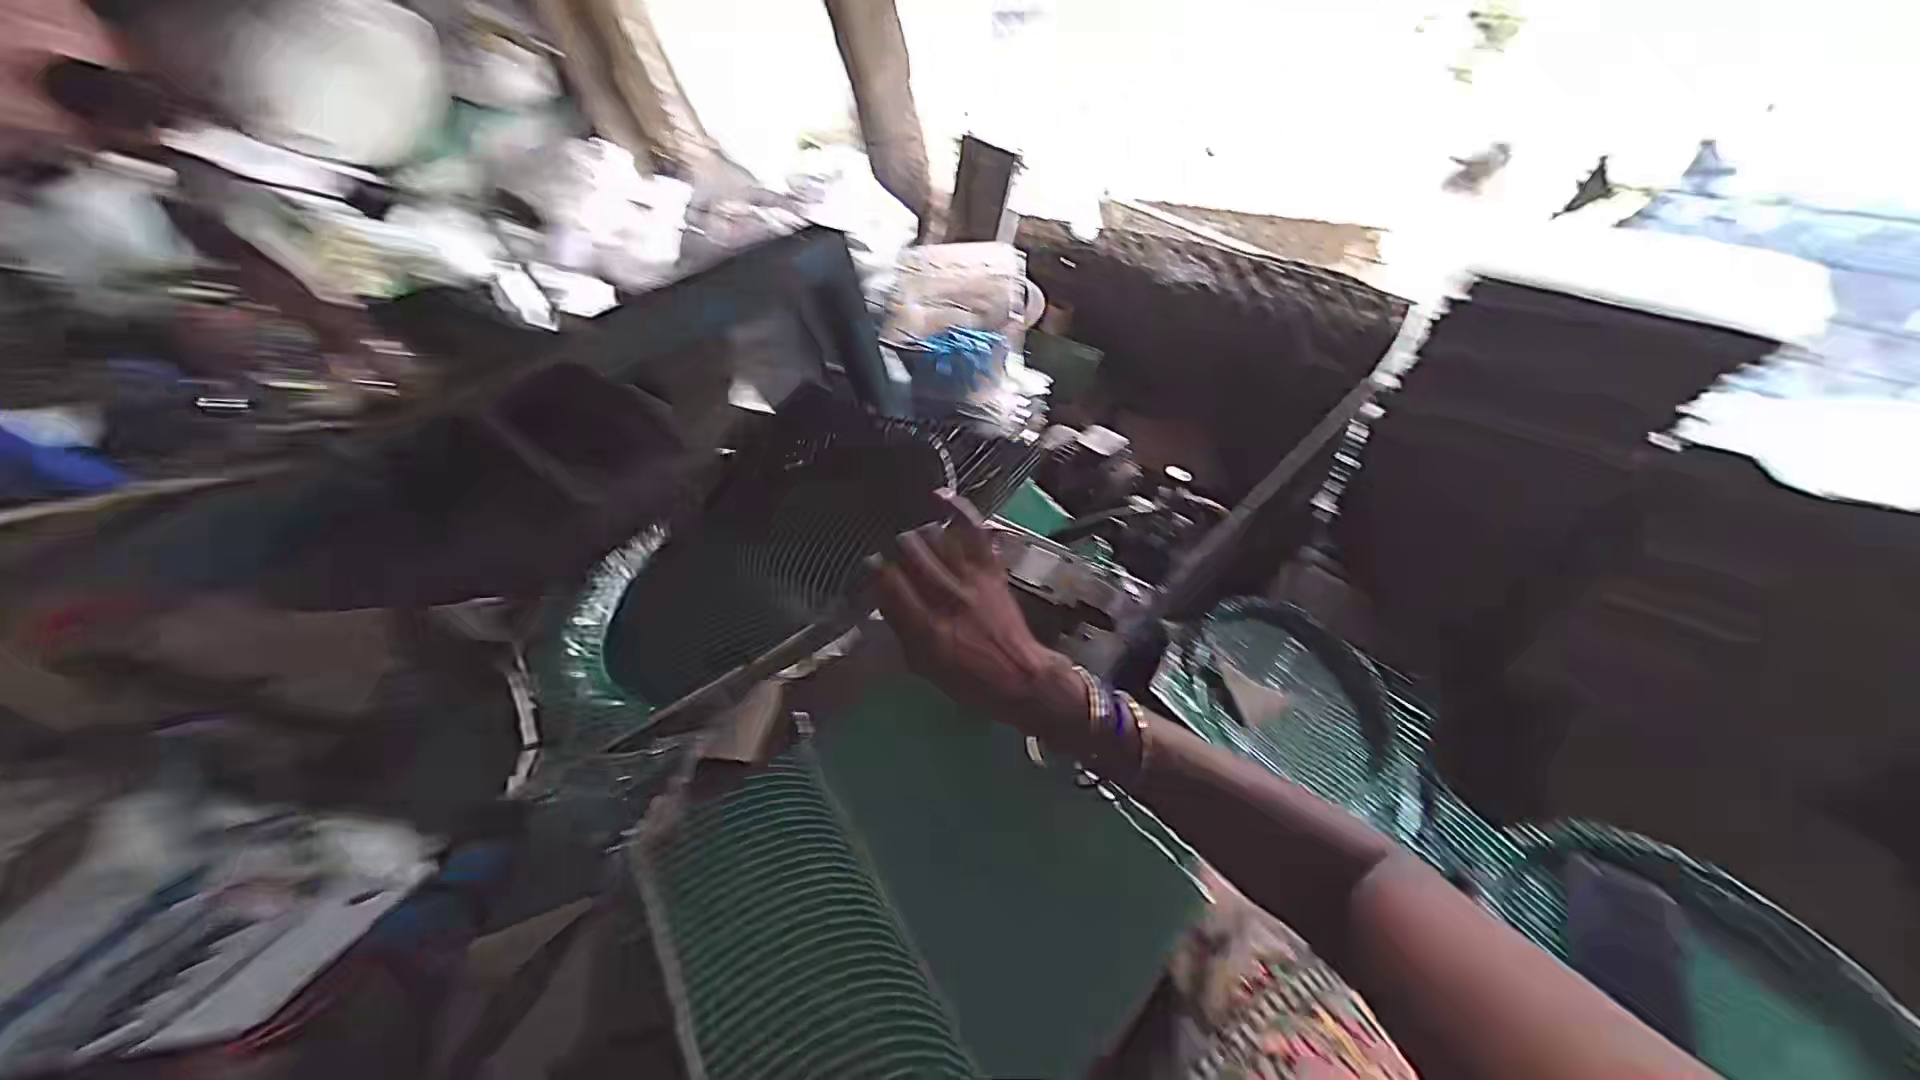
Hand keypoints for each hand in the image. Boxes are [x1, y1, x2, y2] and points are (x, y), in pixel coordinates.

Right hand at [871, 490, 1081, 729]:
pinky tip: (939, 497)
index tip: (870, 568)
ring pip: (937, 537)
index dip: (873, 570)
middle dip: (895, 548)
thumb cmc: (969, 680)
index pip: (887, 582)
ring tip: (913, 539)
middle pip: (910, 552)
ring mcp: (972, 579)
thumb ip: (900, 628)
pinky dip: (958, 510)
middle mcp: (947, 596)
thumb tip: (882, 598)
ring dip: (919, 534)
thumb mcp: (923, 665)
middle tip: (893, 555)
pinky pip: (974, 531)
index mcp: (925, 626)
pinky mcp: (991, 569)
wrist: (1021, 676)